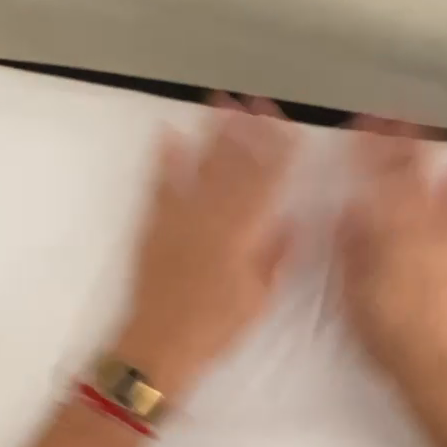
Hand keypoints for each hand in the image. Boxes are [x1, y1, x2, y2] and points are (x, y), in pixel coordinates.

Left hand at [113, 94, 296, 393]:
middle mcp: (213, 218)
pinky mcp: (153, 224)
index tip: (292, 128)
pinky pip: (159, 184)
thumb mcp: (259, 298)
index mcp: (244, 235)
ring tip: (221, 102)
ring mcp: (180, 217)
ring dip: (213, 133)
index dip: (281, 153)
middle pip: (236, 166)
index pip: (268, 184)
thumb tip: (292, 221)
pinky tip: (169, 132)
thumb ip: (276, 256)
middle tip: (258, 102)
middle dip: (250, 131)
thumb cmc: (215, 327)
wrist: (159, 344)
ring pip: (201, 166)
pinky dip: (164, 157)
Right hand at [334, 116, 446, 385]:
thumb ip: (351, 245)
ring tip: (420, 125)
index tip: (359, 126)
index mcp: (384, 235)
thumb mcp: (350, 290)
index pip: (373, 182)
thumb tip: (350, 208)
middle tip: (387, 115)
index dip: (366, 151)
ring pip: (432, 184)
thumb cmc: (380, 328)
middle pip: (405, 174)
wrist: (426, 359)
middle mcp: (416, 228)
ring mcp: (441, 237)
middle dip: (395, 142)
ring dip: (425, 153)